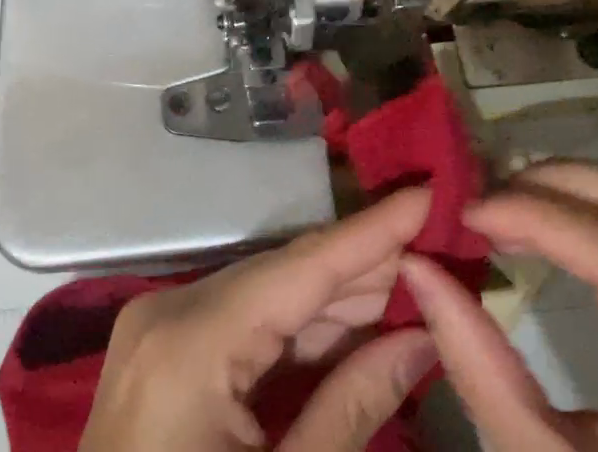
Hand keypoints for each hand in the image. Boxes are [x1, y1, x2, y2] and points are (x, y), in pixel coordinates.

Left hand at [79, 187, 439, 451]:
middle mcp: (169, 312)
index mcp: (192, 343)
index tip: (426, 192)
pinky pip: (241, 322)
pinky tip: (356, 320)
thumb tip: (424, 337)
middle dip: (364, 266)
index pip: (301, 268)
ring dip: (336, 295)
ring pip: (265, 294)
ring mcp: (159, 328)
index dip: (372, 231)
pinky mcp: (161, 349)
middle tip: (438, 248)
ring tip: (414, 283)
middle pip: (284, 275)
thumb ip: (354, 405)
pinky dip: (298, 325)